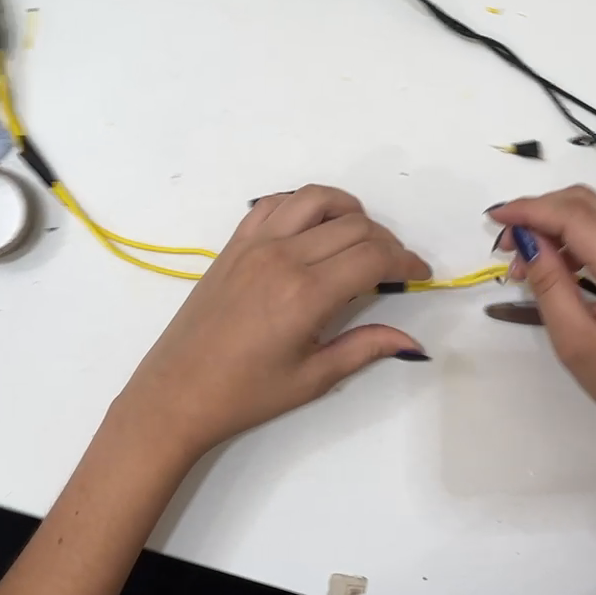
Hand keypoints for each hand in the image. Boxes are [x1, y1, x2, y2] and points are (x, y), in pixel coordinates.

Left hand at [107, 185, 432, 465]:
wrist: (175, 393)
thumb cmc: (245, 394)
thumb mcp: (313, 378)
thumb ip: (365, 348)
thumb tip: (412, 341)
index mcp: (306, 294)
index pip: (373, 257)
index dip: (406, 261)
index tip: (419, 274)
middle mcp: (282, 257)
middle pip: (353, 225)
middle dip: (386, 242)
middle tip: (393, 268)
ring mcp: (254, 244)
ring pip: (315, 199)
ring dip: (349, 211)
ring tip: (360, 238)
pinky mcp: (234, 243)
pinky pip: (275, 203)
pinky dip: (303, 205)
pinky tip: (313, 229)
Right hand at [488, 186, 595, 447]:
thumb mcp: (574, 339)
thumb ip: (549, 283)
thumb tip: (526, 239)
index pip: (576, 217)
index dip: (531, 210)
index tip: (495, 220)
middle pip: (586, 203)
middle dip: (539, 212)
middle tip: (505, 244)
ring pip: (595, 212)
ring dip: (553, 223)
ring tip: (523, 262)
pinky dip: (571, 237)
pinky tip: (551, 265)